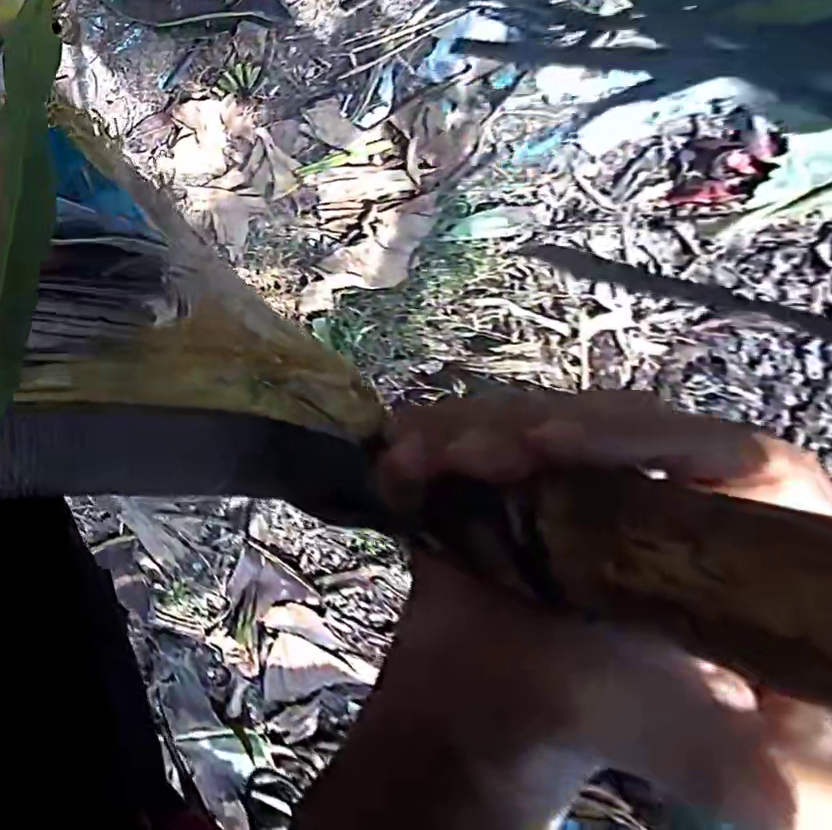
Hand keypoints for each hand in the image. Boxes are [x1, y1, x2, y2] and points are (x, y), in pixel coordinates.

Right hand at [372, 391, 831, 828]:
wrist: (494, 706)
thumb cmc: (618, 732)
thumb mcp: (748, 773)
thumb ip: (807, 765)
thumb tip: (816, 736)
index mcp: (744, 546)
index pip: (736, 457)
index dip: (654, 437)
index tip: (551, 446)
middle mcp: (659, 492)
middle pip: (611, 415)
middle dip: (528, 423)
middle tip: (471, 458)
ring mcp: (564, 476)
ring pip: (523, 414)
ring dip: (459, 429)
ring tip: (416, 460)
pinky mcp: (488, 475)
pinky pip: (457, 431)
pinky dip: (420, 437)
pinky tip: (398, 461)